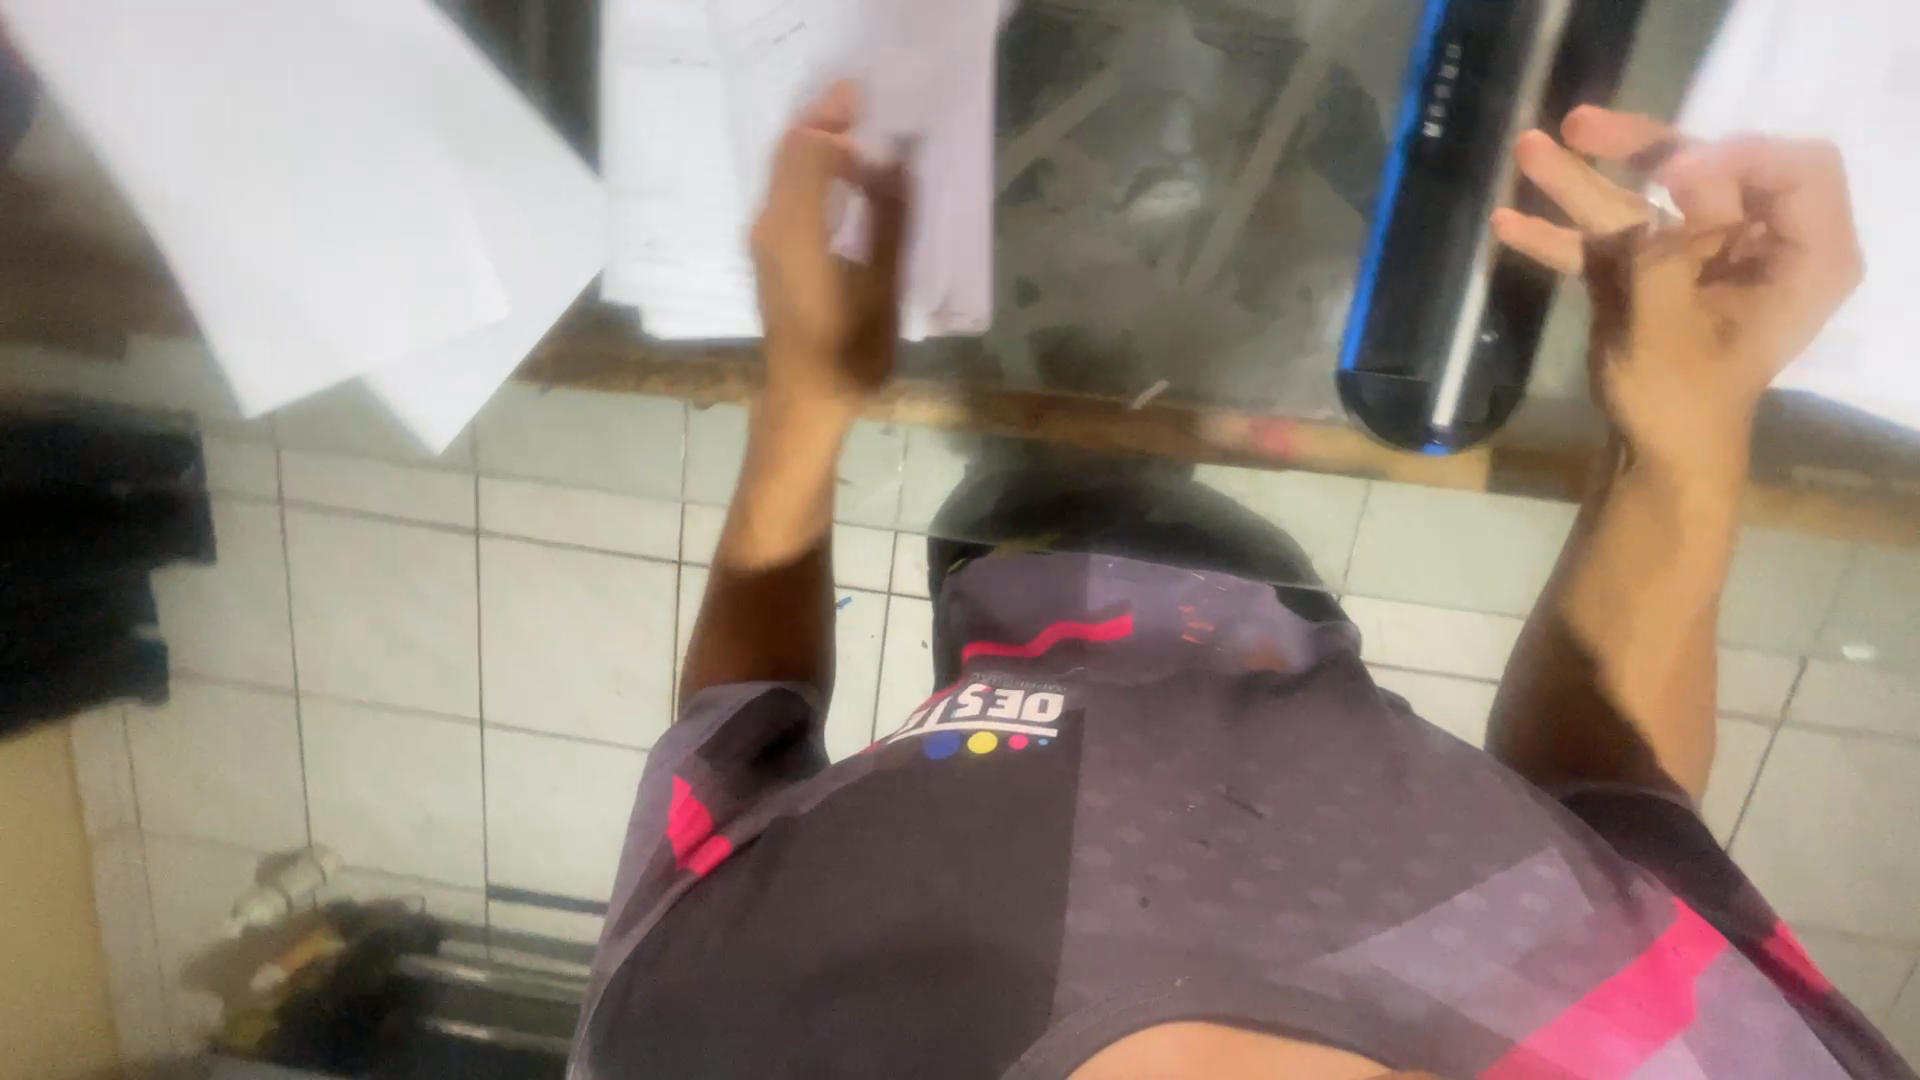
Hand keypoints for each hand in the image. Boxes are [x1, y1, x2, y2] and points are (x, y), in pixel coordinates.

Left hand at [750, 81, 910, 413]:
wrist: (805, 400)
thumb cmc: (849, 352)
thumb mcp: (882, 289)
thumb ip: (890, 222)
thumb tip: (895, 164)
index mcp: (796, 229)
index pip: (810, 146)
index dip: (843, 125)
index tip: (882, 122)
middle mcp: (770, 224)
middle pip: (790, 148)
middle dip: (827, 123)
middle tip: (870, 112)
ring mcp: (763, 241)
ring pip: (784, 170)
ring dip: (820, 148)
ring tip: (864, 144)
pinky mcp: (768, 256)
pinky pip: (785, 195)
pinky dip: (812, 176)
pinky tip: (845, 189)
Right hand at [1493, 106, 1863, 479]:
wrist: (1653, 451)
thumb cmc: (1681, 404)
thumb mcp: (1670, 340)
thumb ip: (1664, 267)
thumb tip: (1647, 208)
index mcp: (1802, 255)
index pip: (1790, 170)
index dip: (1732, 158)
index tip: (1669, 170)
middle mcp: (1751, 243)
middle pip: (1700, 175)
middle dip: (1635, 150)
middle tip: (1574, 126)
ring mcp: (1690, 260)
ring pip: (1637, 207)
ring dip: (1578, 185)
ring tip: (1527, 151)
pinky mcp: (1642, 279)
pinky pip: (1602, 247)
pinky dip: (1557, 238)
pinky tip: (1509, 225)